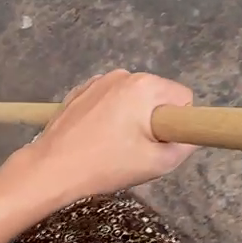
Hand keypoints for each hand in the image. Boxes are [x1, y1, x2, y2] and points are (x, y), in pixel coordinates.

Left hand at [6, 70, 197, 202]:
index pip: (182, 99)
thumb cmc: (106, 164)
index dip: (177, 124)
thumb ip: (185, 145)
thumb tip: (189, 135)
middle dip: (152, 120)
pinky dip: (109, 116)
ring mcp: (97, 81)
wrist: (52, 167)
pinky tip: (96, 138)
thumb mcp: (158, 162)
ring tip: (114, 145)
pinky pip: (110, 101)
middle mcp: (122, 75)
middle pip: (157, 97)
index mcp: (144, 86)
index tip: (158, 143)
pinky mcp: (80, 91)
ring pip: (132, 99)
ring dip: (131, 118)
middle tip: (136, 148)